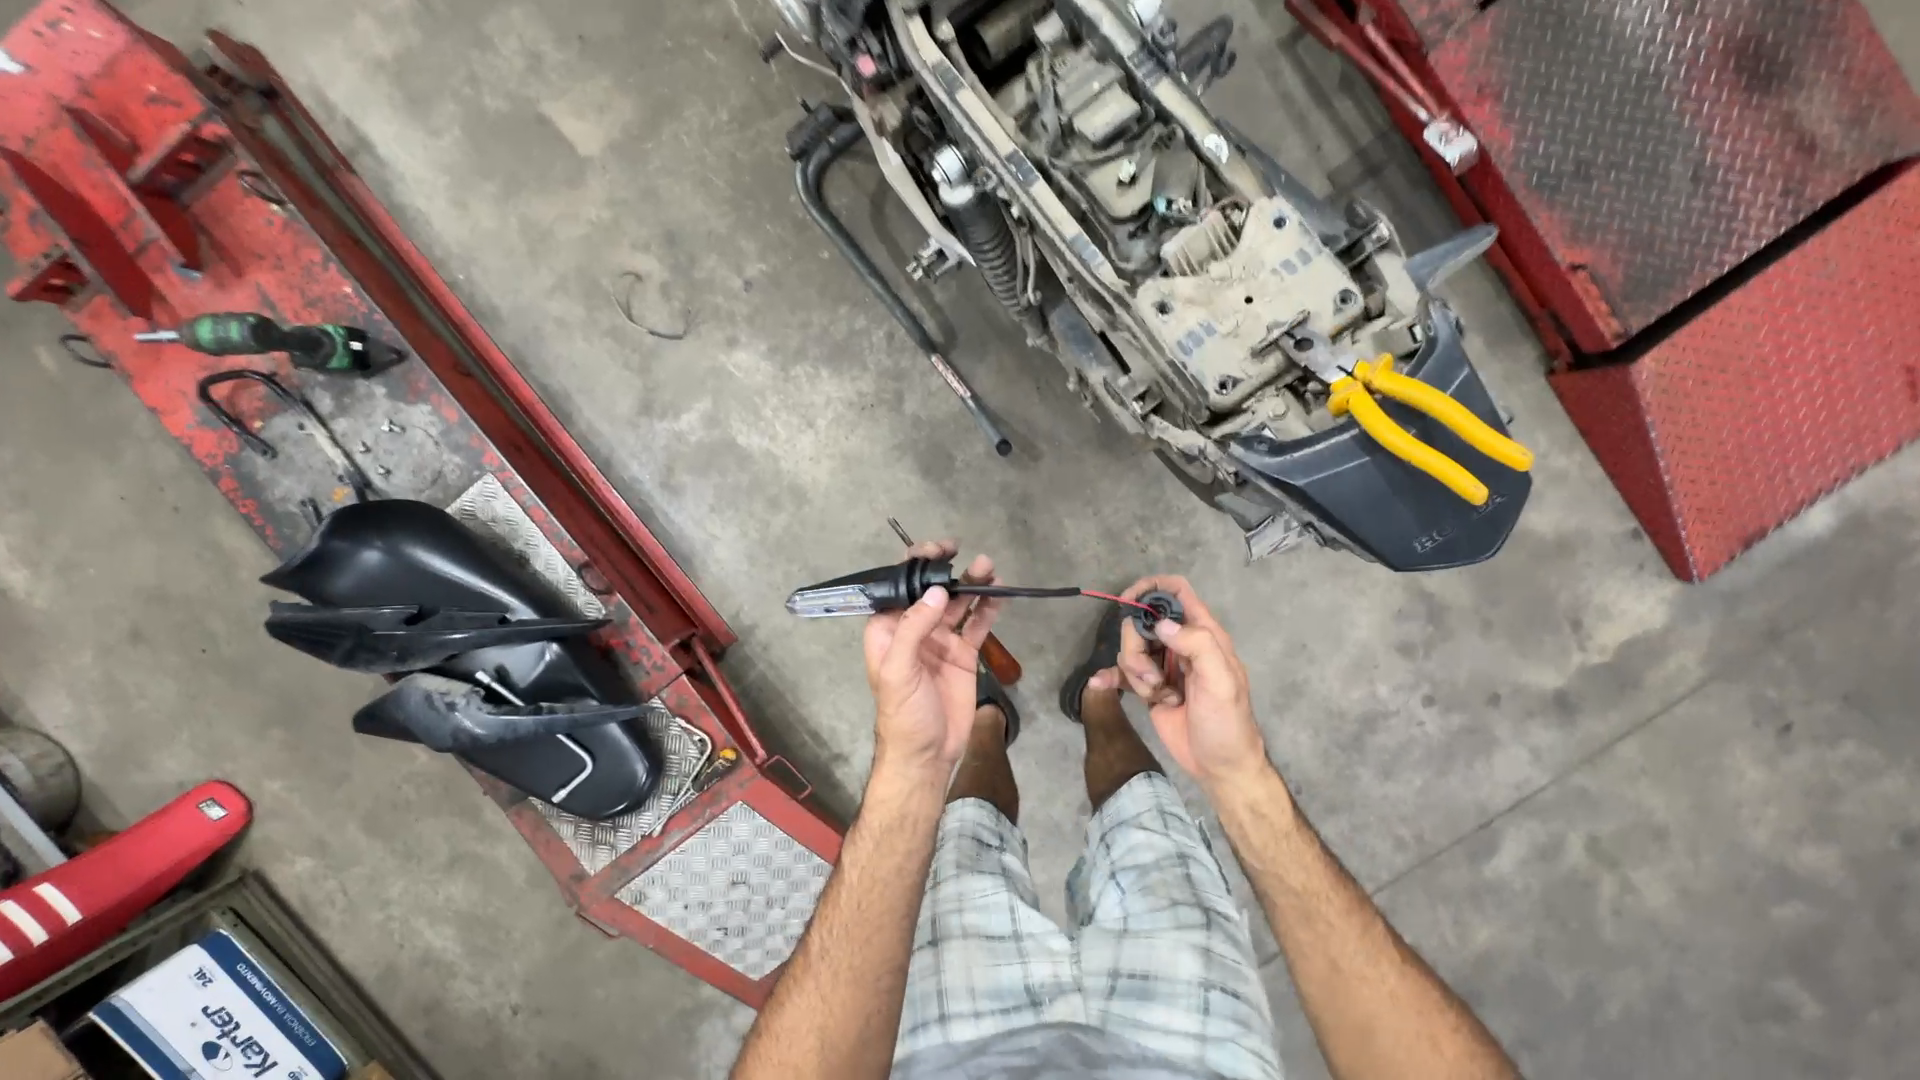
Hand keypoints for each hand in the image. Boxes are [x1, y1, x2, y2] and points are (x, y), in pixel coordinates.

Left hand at [863, 541, 1002, 780]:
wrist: (927, 754)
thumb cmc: (903, 714)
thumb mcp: (898, 671)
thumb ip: (914, 628)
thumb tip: (936, 592)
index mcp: (888, 630)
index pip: (899, 589)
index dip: (914, 566)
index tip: (934, 550)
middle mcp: (914, 630)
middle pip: (930, 590)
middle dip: (945, 569)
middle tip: (963, 551)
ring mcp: (940, 641)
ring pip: (957, 603)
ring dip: (971, 584)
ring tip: (989, 567)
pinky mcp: (963, 654)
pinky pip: (976, 625)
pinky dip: (988, 608)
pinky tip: (1000, 593)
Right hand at [1108, 575, 1268, 791]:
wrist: (1220, 766)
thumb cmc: (1227, 722)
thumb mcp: (1221, 681)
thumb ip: (1198, 645)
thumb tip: (1161, 625)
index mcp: (1203, 635)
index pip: (1177, 592)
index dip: (1151, 588)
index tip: (1129, 601)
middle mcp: (1180, 645)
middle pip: (1142, 624)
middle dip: (1137, 647)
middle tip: (1152, 677)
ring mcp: (1163, 666)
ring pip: (1131, 649)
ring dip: (1135, 672)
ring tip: (1156, 695)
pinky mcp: (1149, 688)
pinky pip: (1123, 674)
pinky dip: (1110, 677)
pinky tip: (1098, 683)